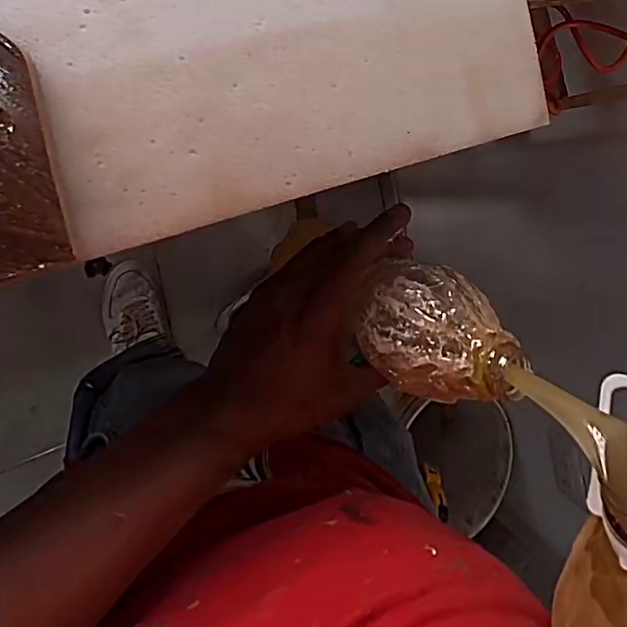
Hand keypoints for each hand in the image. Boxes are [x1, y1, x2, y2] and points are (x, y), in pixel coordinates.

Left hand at [186, 204, 413, 455]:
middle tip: (393, 238)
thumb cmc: (285, 406)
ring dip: (341, 240)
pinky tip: (323, 260)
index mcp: (319, 312)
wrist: (225, 410)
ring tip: (362, 236)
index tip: (400, 216)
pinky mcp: (259, 297)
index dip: (381, 233)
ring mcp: (273, 291)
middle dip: (368, 236)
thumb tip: (400, 359)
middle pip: (335, 247)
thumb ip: (376, 372)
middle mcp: (294, 292)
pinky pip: (294, 263)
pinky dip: (316, 254)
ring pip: (312, 251)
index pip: (354, 259)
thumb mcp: (342, 395)